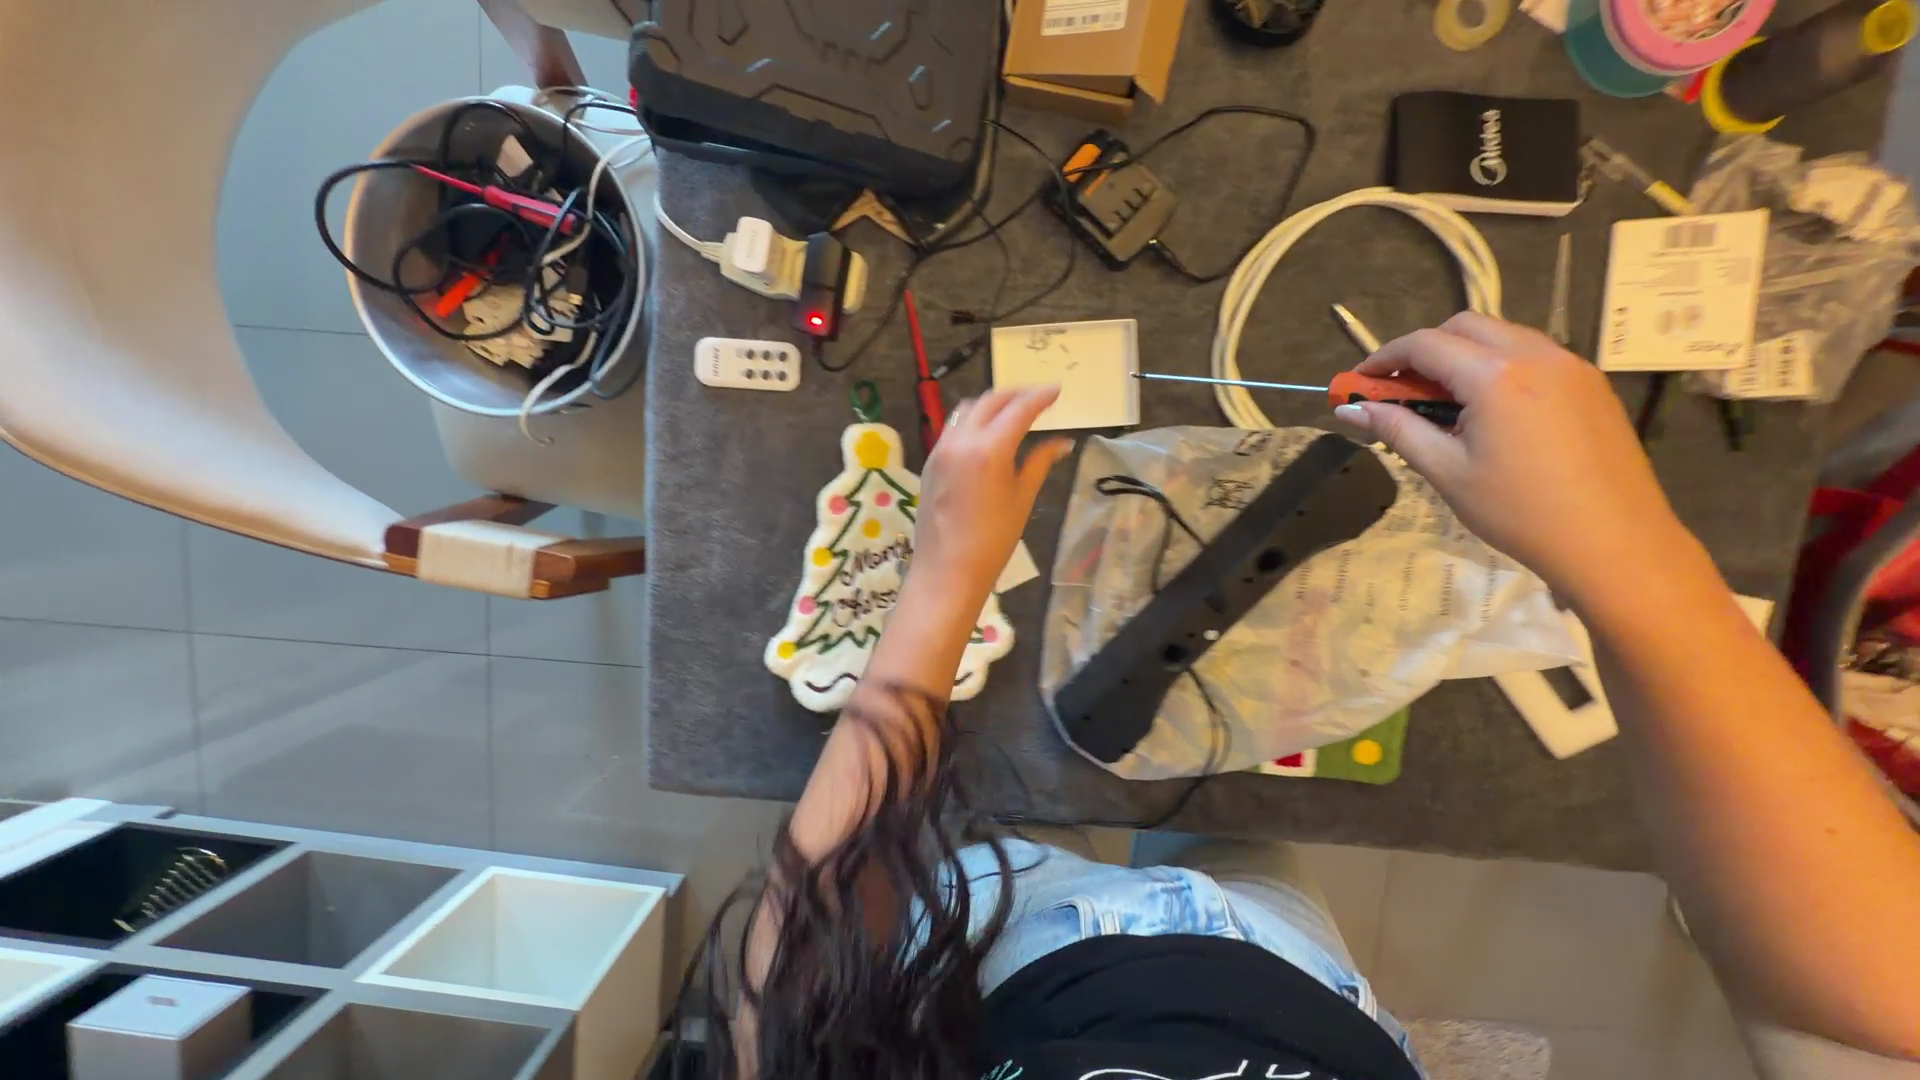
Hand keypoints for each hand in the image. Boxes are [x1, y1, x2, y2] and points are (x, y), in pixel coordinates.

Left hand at [910, 386, 1072, 606]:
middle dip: (1015, 395)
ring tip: (1012, 412)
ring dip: (991, 404)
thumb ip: (1040, 463)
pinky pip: (953, 427)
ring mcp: (941, 449)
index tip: (1056, 390)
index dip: (1040, 397)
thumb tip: (1061, 443)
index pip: (1019, 409)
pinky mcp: (930, 461)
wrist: (947, 569)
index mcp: (990, 449)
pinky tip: (986, 433)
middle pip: (990, 401)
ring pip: (967, 410)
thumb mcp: (1022, 499)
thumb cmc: (993, 540)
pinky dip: (973, 420)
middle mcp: (962, 440)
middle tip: (1037, 398)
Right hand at [1334, 312, 1695, 603]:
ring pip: (1502, 336)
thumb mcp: (1446, 471)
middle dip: (1423, 349)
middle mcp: (1536, 356)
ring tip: (1441, 402)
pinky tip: (1488, 411)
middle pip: (1465, 326)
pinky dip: (1497, 367)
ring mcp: (1570, 367)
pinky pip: (1533, 357)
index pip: (1425, 344)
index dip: (1384, 358)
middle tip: (1399, 389)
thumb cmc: (1518, 510)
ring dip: (1462, 354)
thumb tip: (1349, 411)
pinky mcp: (1590, 386)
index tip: (1359, 383)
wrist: (1613, 540)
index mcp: (1496, 376)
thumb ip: (1397, 430)